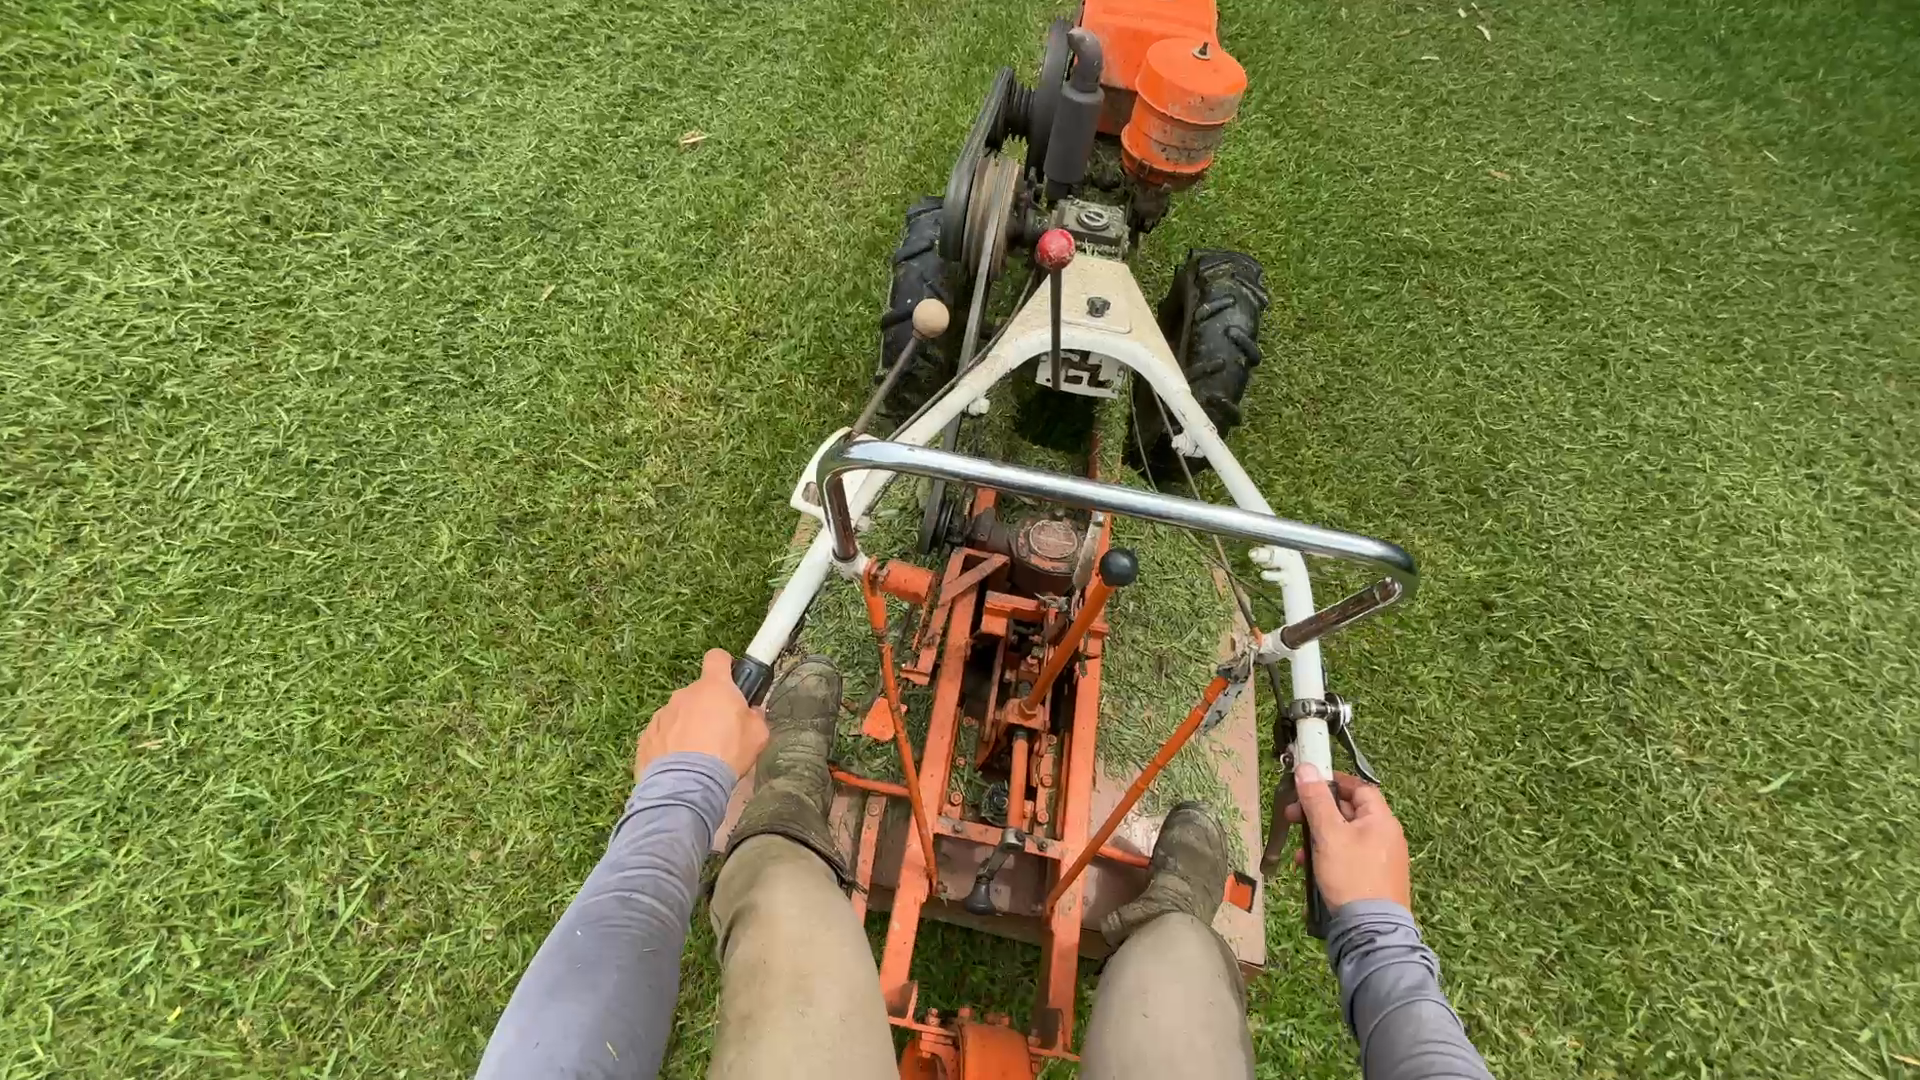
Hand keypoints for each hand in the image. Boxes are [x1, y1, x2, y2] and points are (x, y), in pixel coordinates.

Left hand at [633, 649, 768, 780]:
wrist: (686, 786)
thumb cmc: (727, 754)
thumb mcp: (758, 735)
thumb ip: (755, 716)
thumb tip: (752, 712)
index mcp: (714, 687)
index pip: (717, 658)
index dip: (725, 666)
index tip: (731, 680)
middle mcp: (685, 694)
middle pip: (699, 692)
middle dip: (709, 706)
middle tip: (720, 732)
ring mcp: (663, 714)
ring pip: (680, 713)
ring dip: (689, 726)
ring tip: (698, 754)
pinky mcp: (646, 737)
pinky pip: (663, 734)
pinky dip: (671, 744)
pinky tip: (681, 765)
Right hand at [1283, 761, 1411, 910]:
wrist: (1371, 932)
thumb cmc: (1351, 875)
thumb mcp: (1329, 833)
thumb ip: (1316, 799)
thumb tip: (1307, 768)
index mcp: (1381, 820)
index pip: (1358, 787)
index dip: (1332, 781)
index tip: (1307, 784)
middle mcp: (1385, 836)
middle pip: (1348, 810)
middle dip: (1316, 812)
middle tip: (1293, 816)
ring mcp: (1380, 858)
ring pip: (1343, 834)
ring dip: (1318, 836)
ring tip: (1299, 849)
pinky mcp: (1372, 878)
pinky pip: (1347, 855)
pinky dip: (1327, 854)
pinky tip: (1309, 866)